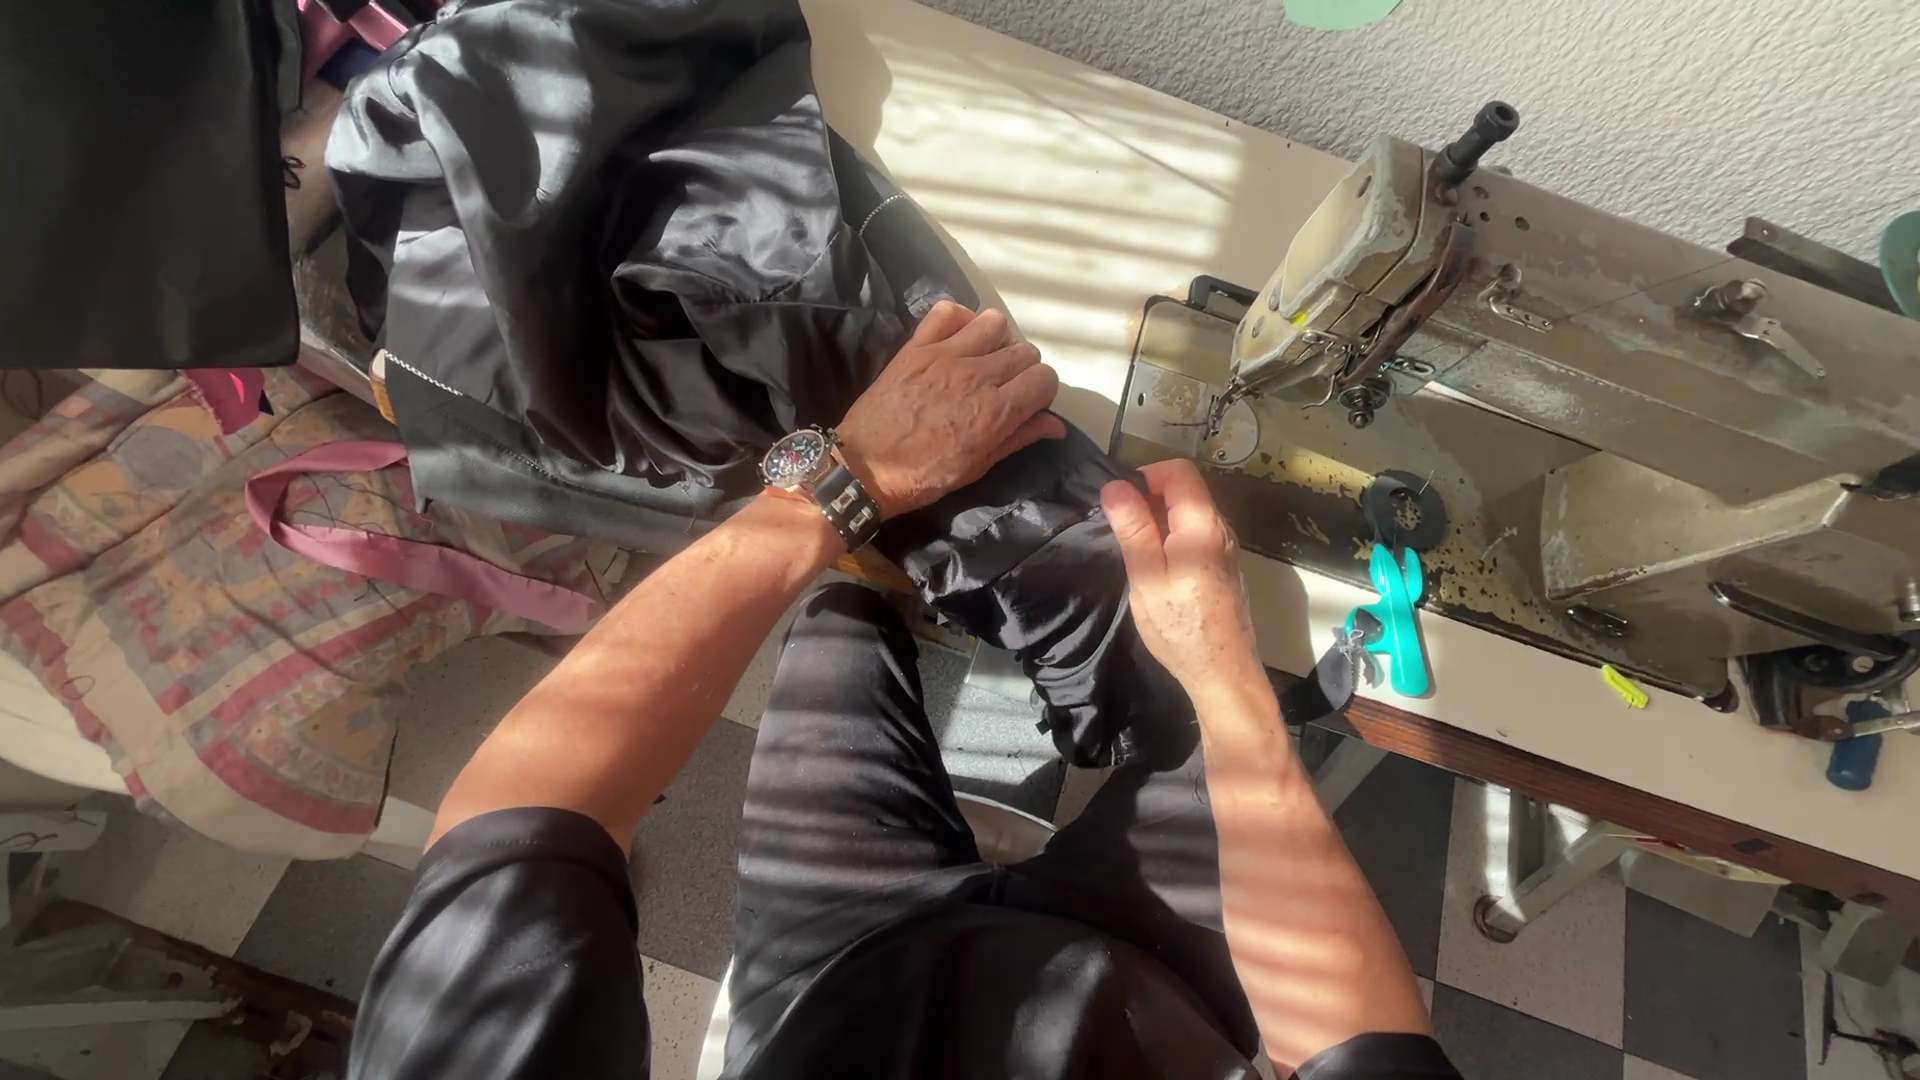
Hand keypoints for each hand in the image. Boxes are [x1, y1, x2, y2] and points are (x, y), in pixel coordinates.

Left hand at [837, 302, 1066, 517]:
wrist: (863, 468)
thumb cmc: (923, 477)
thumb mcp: (977, 466)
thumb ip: (1018, 438)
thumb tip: (1055, 425)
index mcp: (996, 410)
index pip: (1045, 378)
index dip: (1041, 392)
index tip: (1027, 405)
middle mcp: (977, 375)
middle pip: (1025, 351)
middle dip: (1023, 370)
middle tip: (1003, 389)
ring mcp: (946, 355)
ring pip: (994, 323)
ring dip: (997, 341)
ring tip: (982, 362)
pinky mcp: (917, 346)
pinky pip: (948, 311)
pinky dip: (960, 320)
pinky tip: (957, 341)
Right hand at [1101, 459, 1260, 694]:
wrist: (1222, 672)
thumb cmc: (1180, 626)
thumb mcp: (1147, 576)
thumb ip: (1134, 528)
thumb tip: (1115, 486)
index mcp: (1203, 524)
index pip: (1179, 471)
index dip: (1146, 475)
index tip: (1119, 502)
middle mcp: (1220, 529)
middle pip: (1185, 490)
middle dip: (1148, 497)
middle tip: (1119, 528)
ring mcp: (1224, 549)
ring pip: (1189, 513)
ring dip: (1158, 519)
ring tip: (1133, 549)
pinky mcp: (1221, 567)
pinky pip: (1194, 535)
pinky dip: (1170, 538)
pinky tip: (1154, 567)